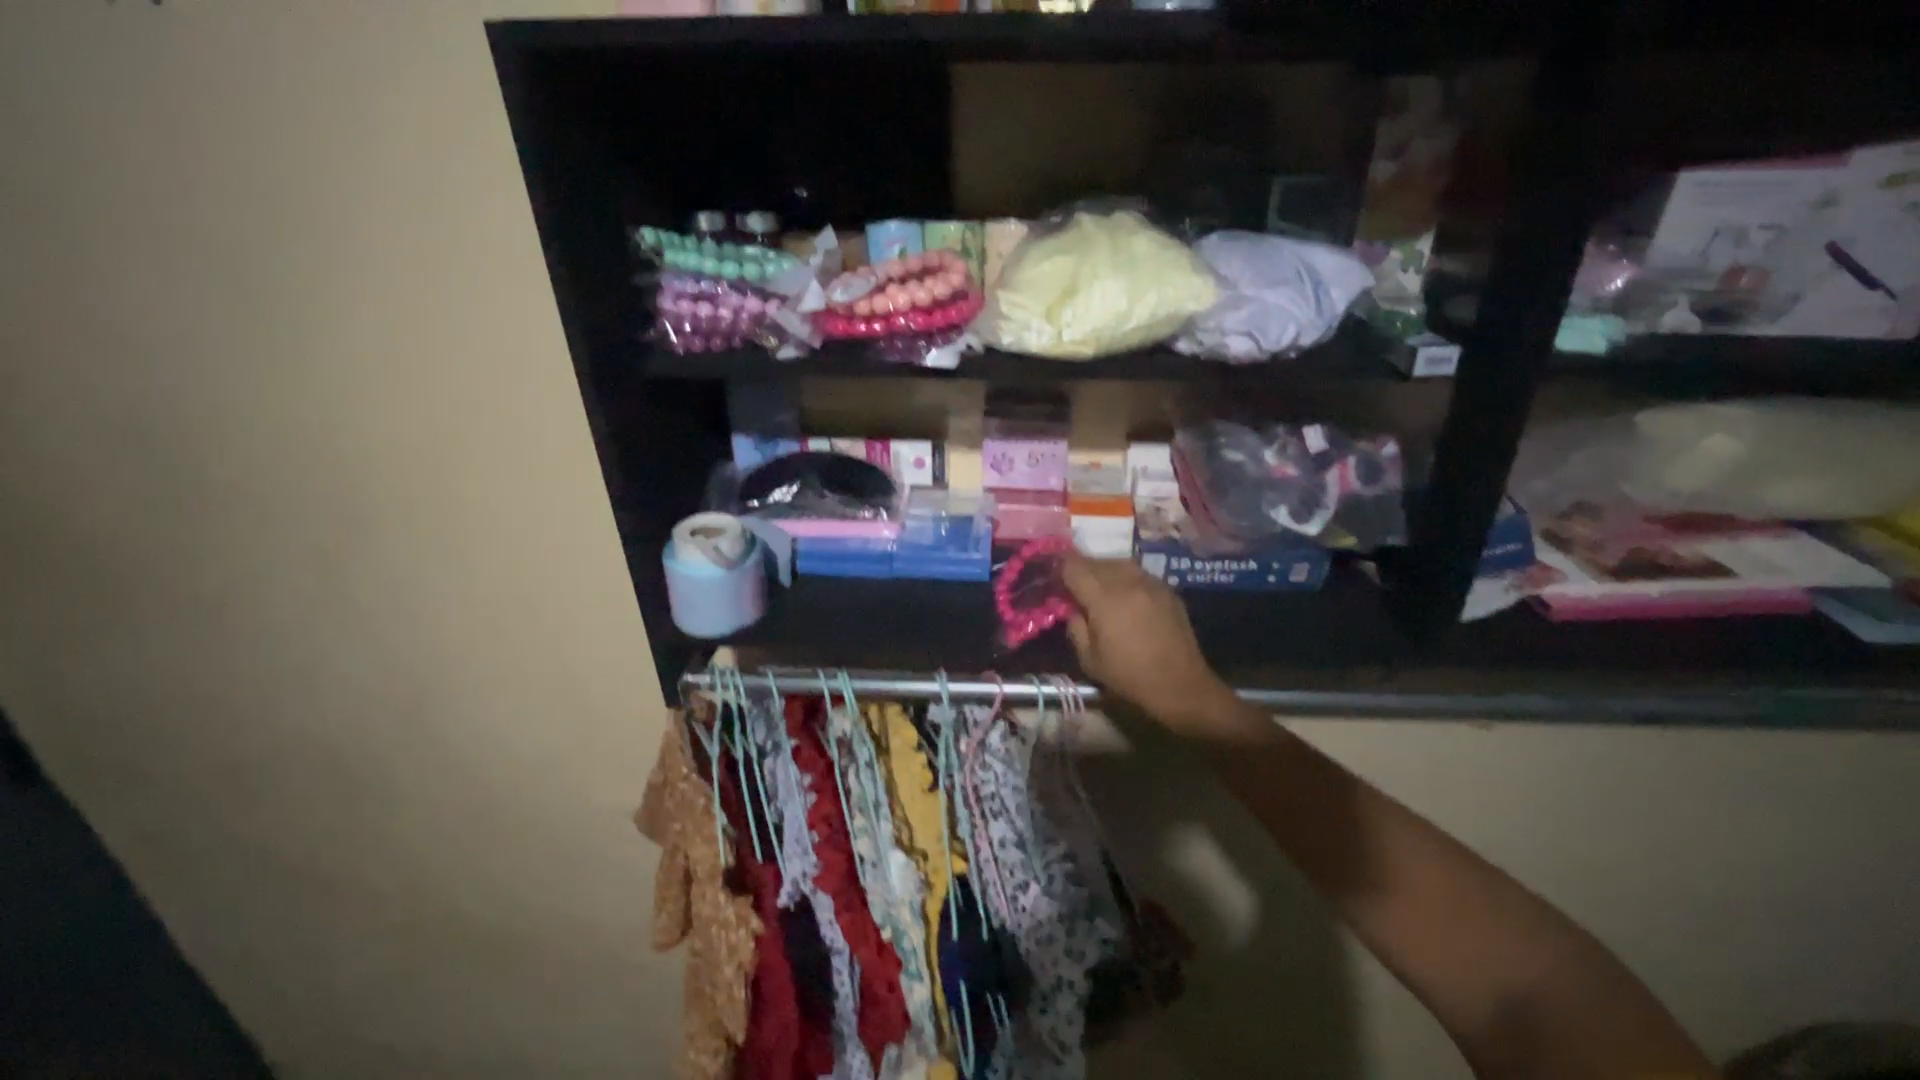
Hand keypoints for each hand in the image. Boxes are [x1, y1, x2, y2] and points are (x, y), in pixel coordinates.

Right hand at [1060, 552, 1238, 733]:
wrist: (1180, 683)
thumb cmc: (1129, 675)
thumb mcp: (1089, 658)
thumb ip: (1075, 626)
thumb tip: (1072, 607)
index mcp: (1104, 597)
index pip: (1073, 567)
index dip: (1058, 567)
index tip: (1051, 574)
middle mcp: (1128, 581)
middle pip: (1096, 561)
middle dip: (1080, 569)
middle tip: (1072, 584)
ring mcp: (1150, 582)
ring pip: (1119, 563)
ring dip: (1103, 570)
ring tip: (1097, 587)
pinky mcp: (1167, 589)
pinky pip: (1138, 574)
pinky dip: (1125, 578)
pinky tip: (1124, 595)